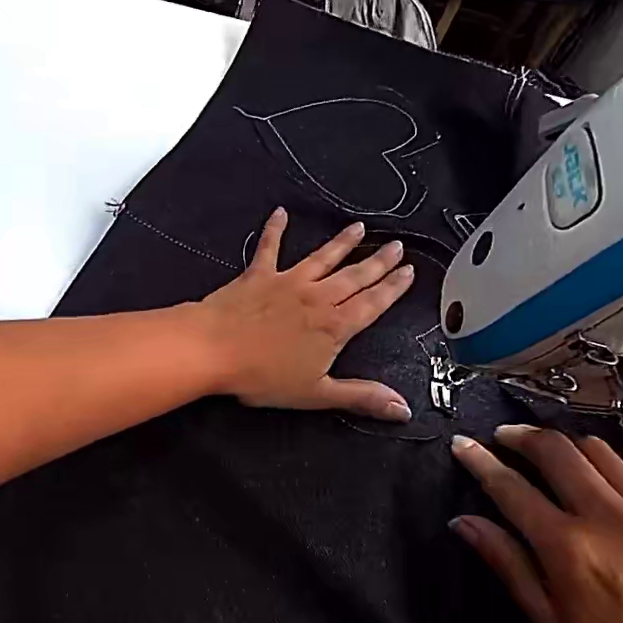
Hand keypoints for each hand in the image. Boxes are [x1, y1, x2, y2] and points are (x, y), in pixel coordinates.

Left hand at [194, 208, 415, 419]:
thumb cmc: (263, 376)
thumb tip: (403, 409)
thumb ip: (362, 397)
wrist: (213, 349)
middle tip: (397, 245)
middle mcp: (318, 297)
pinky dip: (275, 229)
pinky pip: (269, 247)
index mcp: (335, 325)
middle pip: (355, 276)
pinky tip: (281, 213)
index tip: (409, 271)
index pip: (373, 303)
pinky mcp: (259, 274)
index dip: (393, 287)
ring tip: (359, 228)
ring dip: (343, 242)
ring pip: (323, 258)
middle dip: (379, 261)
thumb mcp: (317, 393)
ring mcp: (289, 281)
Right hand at [451, 426, 622, 622]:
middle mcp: (612, 520)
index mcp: (571, 554)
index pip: (510, 488)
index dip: (480, 461)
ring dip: (568, 444)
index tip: (466, 447)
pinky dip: (621, 463)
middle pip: (553, 449)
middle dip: (520, 435)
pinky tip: (614, 475)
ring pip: (599, 448)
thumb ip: (512, 569)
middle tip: (505, 437)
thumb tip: (470, 528)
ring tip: (555, 454)